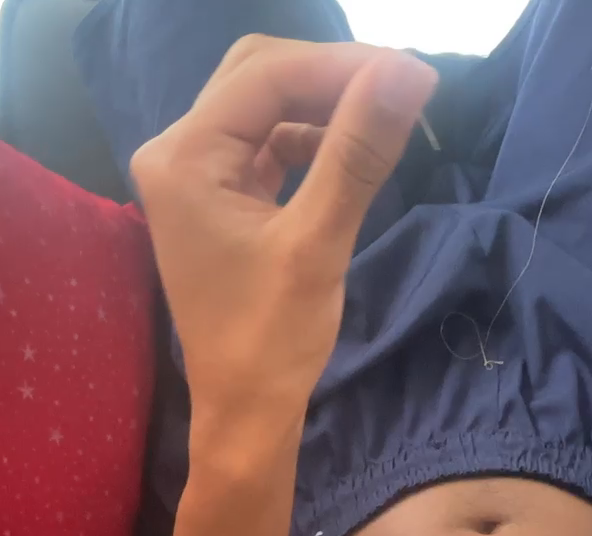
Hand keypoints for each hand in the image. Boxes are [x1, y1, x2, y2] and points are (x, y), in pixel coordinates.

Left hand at [129, 37, 437, 429]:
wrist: (247, 411)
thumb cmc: (273, 341)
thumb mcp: (317, 244)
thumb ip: (357, 155)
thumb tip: (407, 73)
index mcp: (184, 157)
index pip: (266, 76)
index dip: (342, 67)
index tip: (413, 76)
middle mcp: (178, 155)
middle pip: (259, 79)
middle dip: (331, 78)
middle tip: (400, 89)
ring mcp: (196, 180)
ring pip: (264, 111)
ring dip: (323, 107)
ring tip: (381, 119)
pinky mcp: (219, 204)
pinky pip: (266, 150)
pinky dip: (309, 144)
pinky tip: (343, 156)